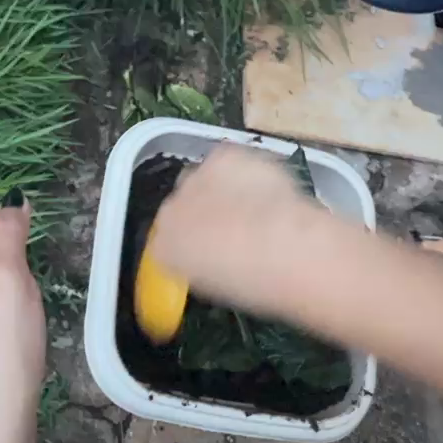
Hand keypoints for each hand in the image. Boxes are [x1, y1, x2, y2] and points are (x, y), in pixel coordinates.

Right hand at [149, 145, 343, 319]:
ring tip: (254, 205)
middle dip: (203, 211)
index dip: (194, 241)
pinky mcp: (220, 157)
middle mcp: (169, 213)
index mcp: (165, 251)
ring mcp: (192, 181)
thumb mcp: (218, 285)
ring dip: (221, 187)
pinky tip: (262, 184)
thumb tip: (213, 260)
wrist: (277, 247)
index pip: (170, 241)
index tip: (214, 248)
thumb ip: (205, 267)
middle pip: (182, 205)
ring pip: (203, 178)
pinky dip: (241, 169)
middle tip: (234, 226)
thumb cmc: (252, 282)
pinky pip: (226, 160)